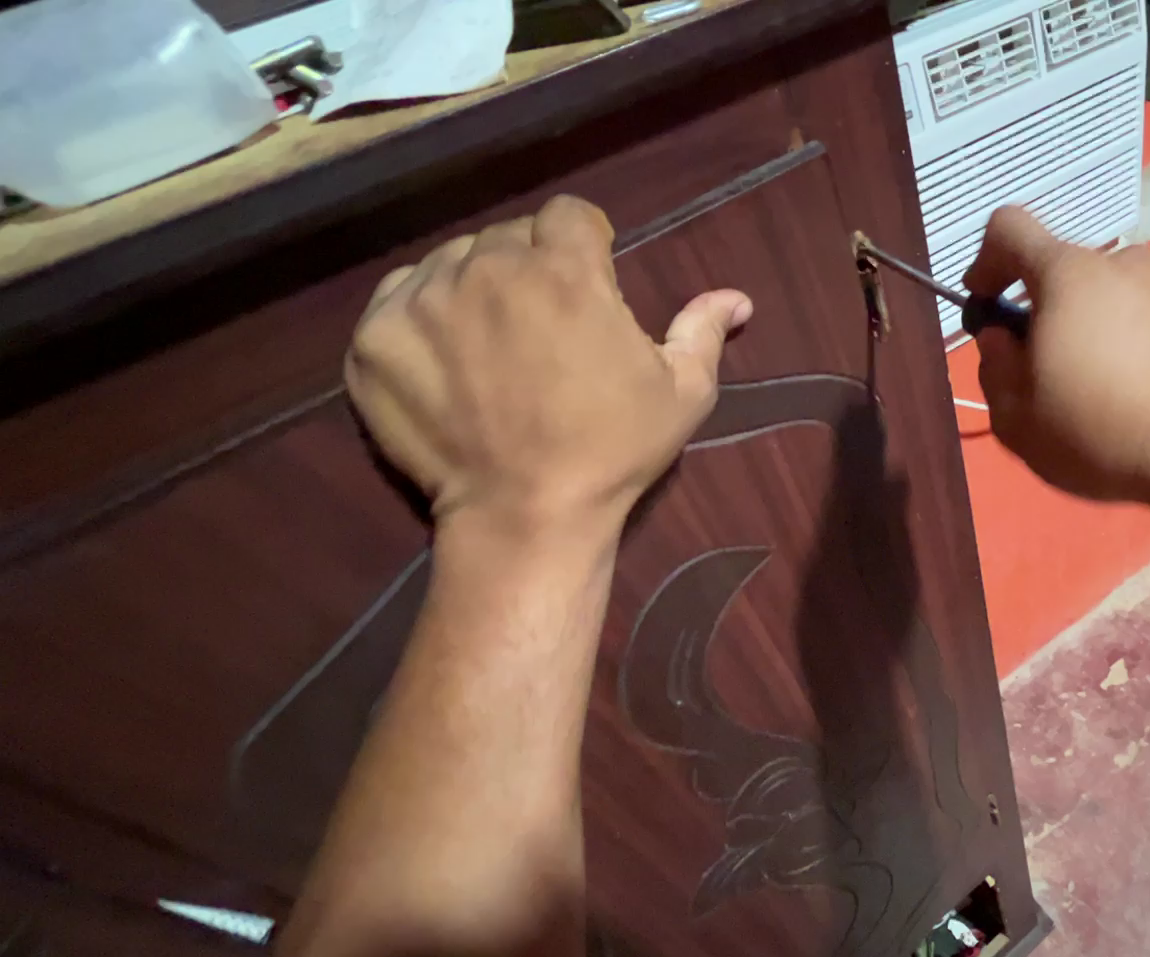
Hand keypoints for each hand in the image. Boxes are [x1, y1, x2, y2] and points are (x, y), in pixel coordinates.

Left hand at [346, 195, 751, 541]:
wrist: (528, 513)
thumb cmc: (616, 450)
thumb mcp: (683, 394)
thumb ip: (703, 332)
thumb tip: (739, 298)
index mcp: (566, 271)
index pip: (572, 216)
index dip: (588, 244)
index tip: (593, 284)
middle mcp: (488, 266)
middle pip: (511, 238)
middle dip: (534, 269)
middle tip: (547, 326)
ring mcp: (424, 299)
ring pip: (453, 263)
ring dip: (479, 288)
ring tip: (497, 347)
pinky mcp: (376, 336)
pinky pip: (401, 298)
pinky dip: (426, 317)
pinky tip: (451, 362)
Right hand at [963, 207, 1149, 502]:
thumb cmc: (1102, 432)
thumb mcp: (1019, 420)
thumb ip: (994, 369)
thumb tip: (1002, 340)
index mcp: (1067, 275)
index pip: (1008, 229)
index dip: (985, 261)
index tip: (986, 304)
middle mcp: (1122, 263)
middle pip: (1064, 275)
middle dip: (1045, 317)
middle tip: (1047, 379)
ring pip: (1110, 301)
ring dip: (1093, 335)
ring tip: (1102, 397)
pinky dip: (1135, 349)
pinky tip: (1144, 400)